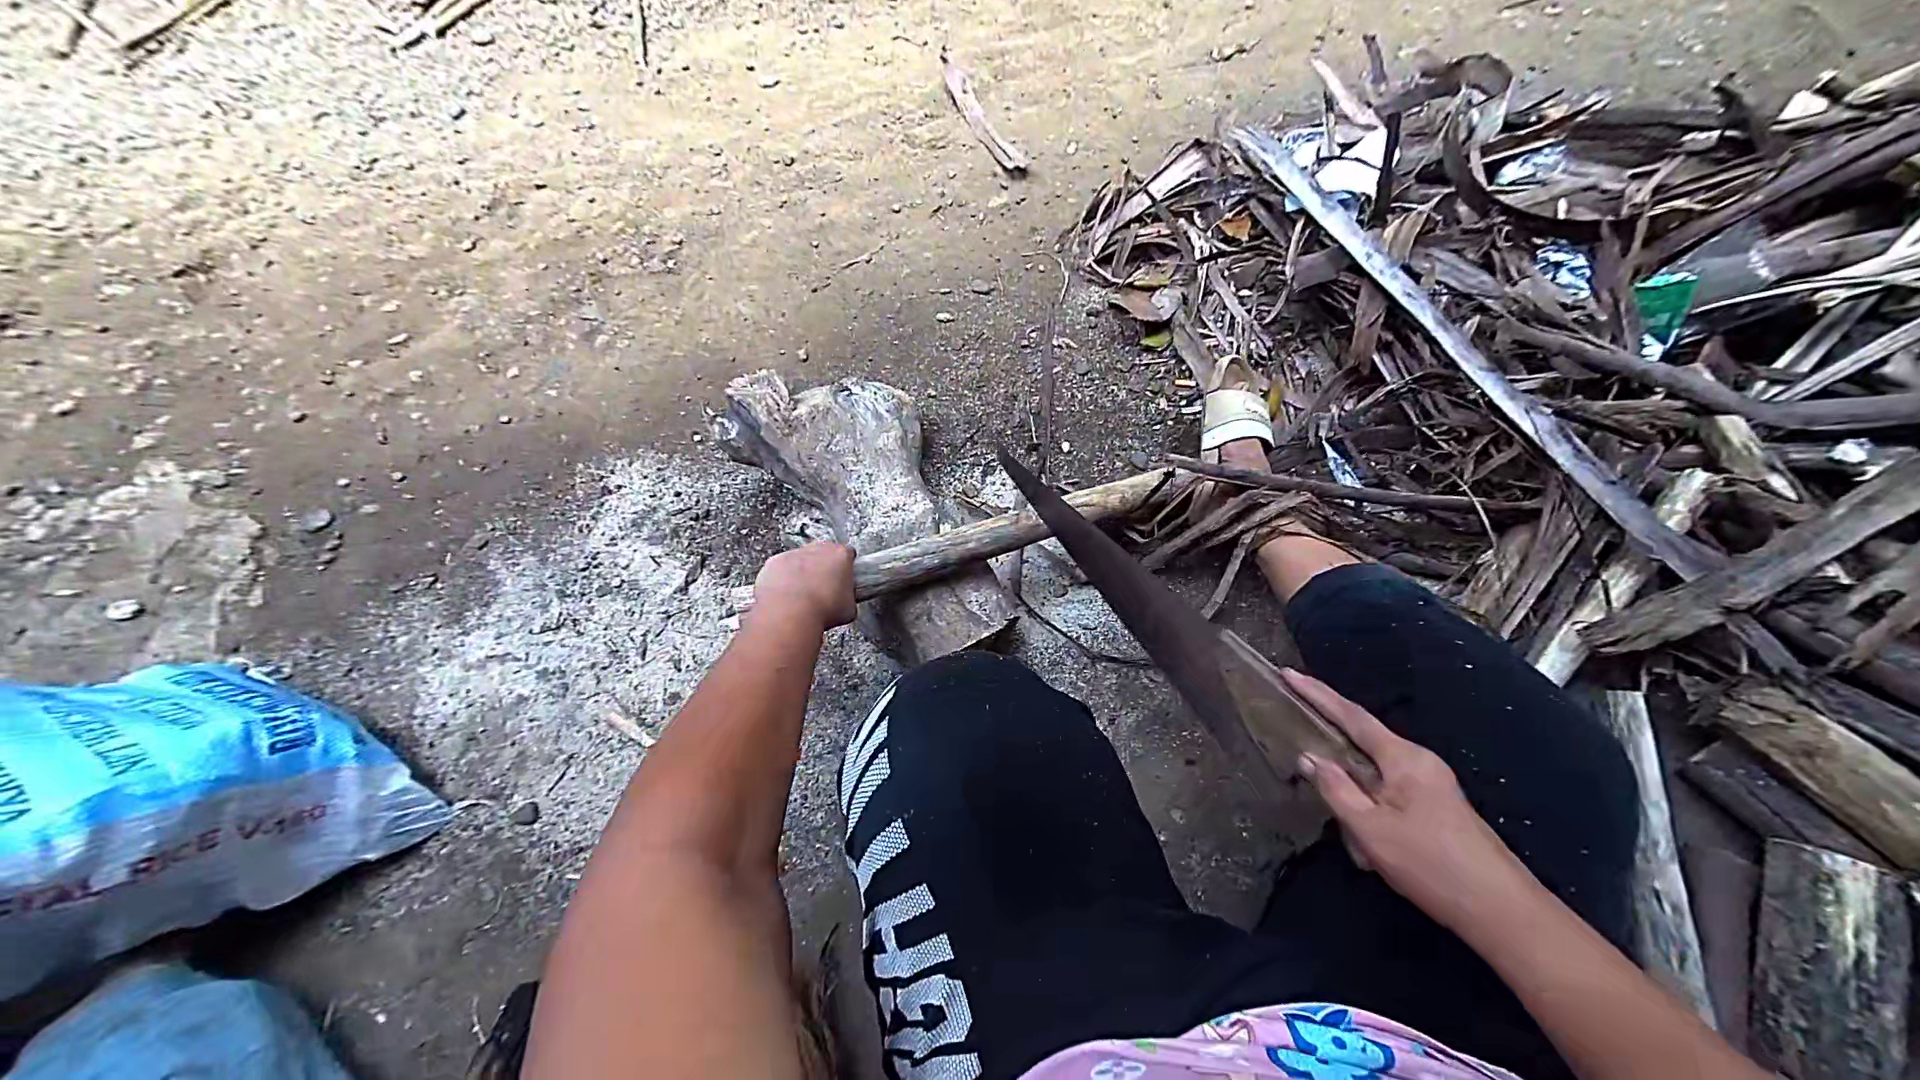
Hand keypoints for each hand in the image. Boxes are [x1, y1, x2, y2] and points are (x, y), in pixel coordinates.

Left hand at [750, 542, 856, 630]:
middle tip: (821, 589)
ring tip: (800, 596)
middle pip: (822, 553)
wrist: (790, 614)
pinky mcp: (774, 562)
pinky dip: (781, 580)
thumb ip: (848, 597)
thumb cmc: (821, 610)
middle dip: (822, 567)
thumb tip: (844, 603)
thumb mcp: (849, 609)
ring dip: (800, 573)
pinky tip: (785, 597)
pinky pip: (779, 569)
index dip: (845, 568)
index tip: (842, 580)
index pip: (847, 554)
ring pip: (799, 560)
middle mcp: (818, 549)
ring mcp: (794, 554)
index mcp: (840, 555)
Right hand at [1284, 668, 1533, 932]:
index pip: (1351, 716)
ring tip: (1361, 848)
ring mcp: (1431, 785)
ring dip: (1357, 809)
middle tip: (1306, 770)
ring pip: (1373, 780)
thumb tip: (1310, 758)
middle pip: (1361, 746)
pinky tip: (1374, 854)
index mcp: (1404, 758)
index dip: (1316, 694)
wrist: (1505, 914)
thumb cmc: (1433, 866)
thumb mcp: (1370, 829)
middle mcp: (1419, 763)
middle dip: (1335, 765)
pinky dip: (1372, 819)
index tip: (1288, 674)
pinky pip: (1387, 799)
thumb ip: (1335, 788)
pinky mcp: (1435, 808)